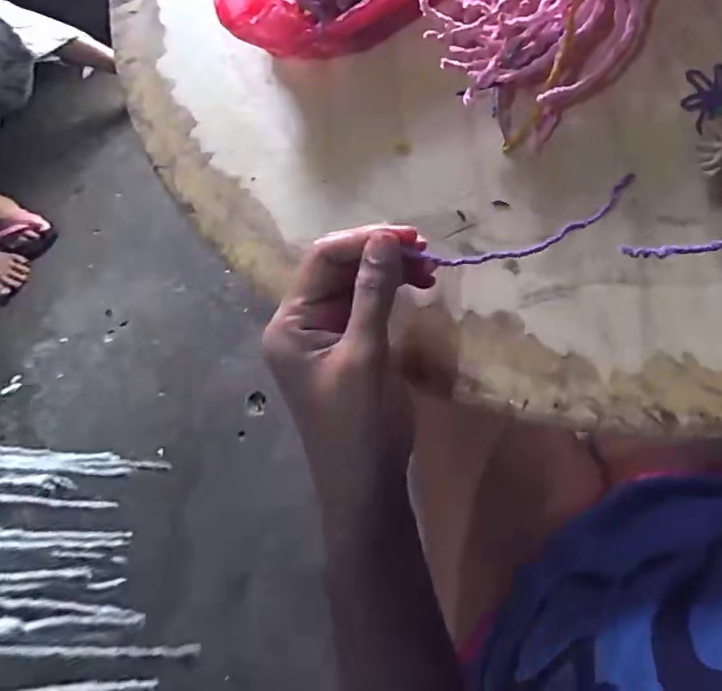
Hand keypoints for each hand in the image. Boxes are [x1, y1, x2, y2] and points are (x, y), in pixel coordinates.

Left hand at [262, 225, 435, 515]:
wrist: (367, 482)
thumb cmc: (358, 423)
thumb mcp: (366, 354)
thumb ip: (374, 293)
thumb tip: (386, 238)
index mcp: (291, 323)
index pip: (323, 260)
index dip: (365, 241)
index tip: (411, 238)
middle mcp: (304, 321)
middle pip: (340, 266)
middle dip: (382, 252)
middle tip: (427, 251)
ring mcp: (329, 331)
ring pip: (359, 280)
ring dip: (393, 268)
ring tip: (430, 268)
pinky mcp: (353, 340)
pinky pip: (371, 299)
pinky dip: (396, 287)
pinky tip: (420, 285)